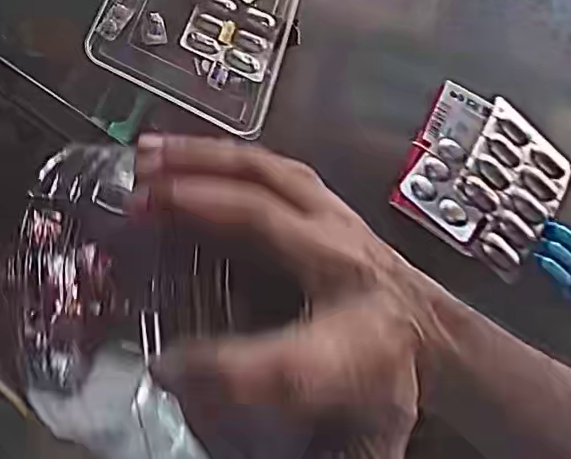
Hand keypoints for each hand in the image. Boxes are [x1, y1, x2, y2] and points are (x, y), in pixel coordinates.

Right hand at [133, 135, 448, 457]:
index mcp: (358, 343)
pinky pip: (264, 161)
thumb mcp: (350, 424)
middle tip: (138, 203)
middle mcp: (344, 265)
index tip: (166, 365)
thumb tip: (192, 394)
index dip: (225, 365)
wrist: (432, 329)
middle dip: (193, 204)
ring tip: (149, 155)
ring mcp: (333, 217)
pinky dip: (215, 149)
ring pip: (261, 171)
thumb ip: (276, 406)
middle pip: (262, 217)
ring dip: (197, 159)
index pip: (290, 361)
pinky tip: (183, 146)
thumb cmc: (382, 373)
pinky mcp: (319, 193)